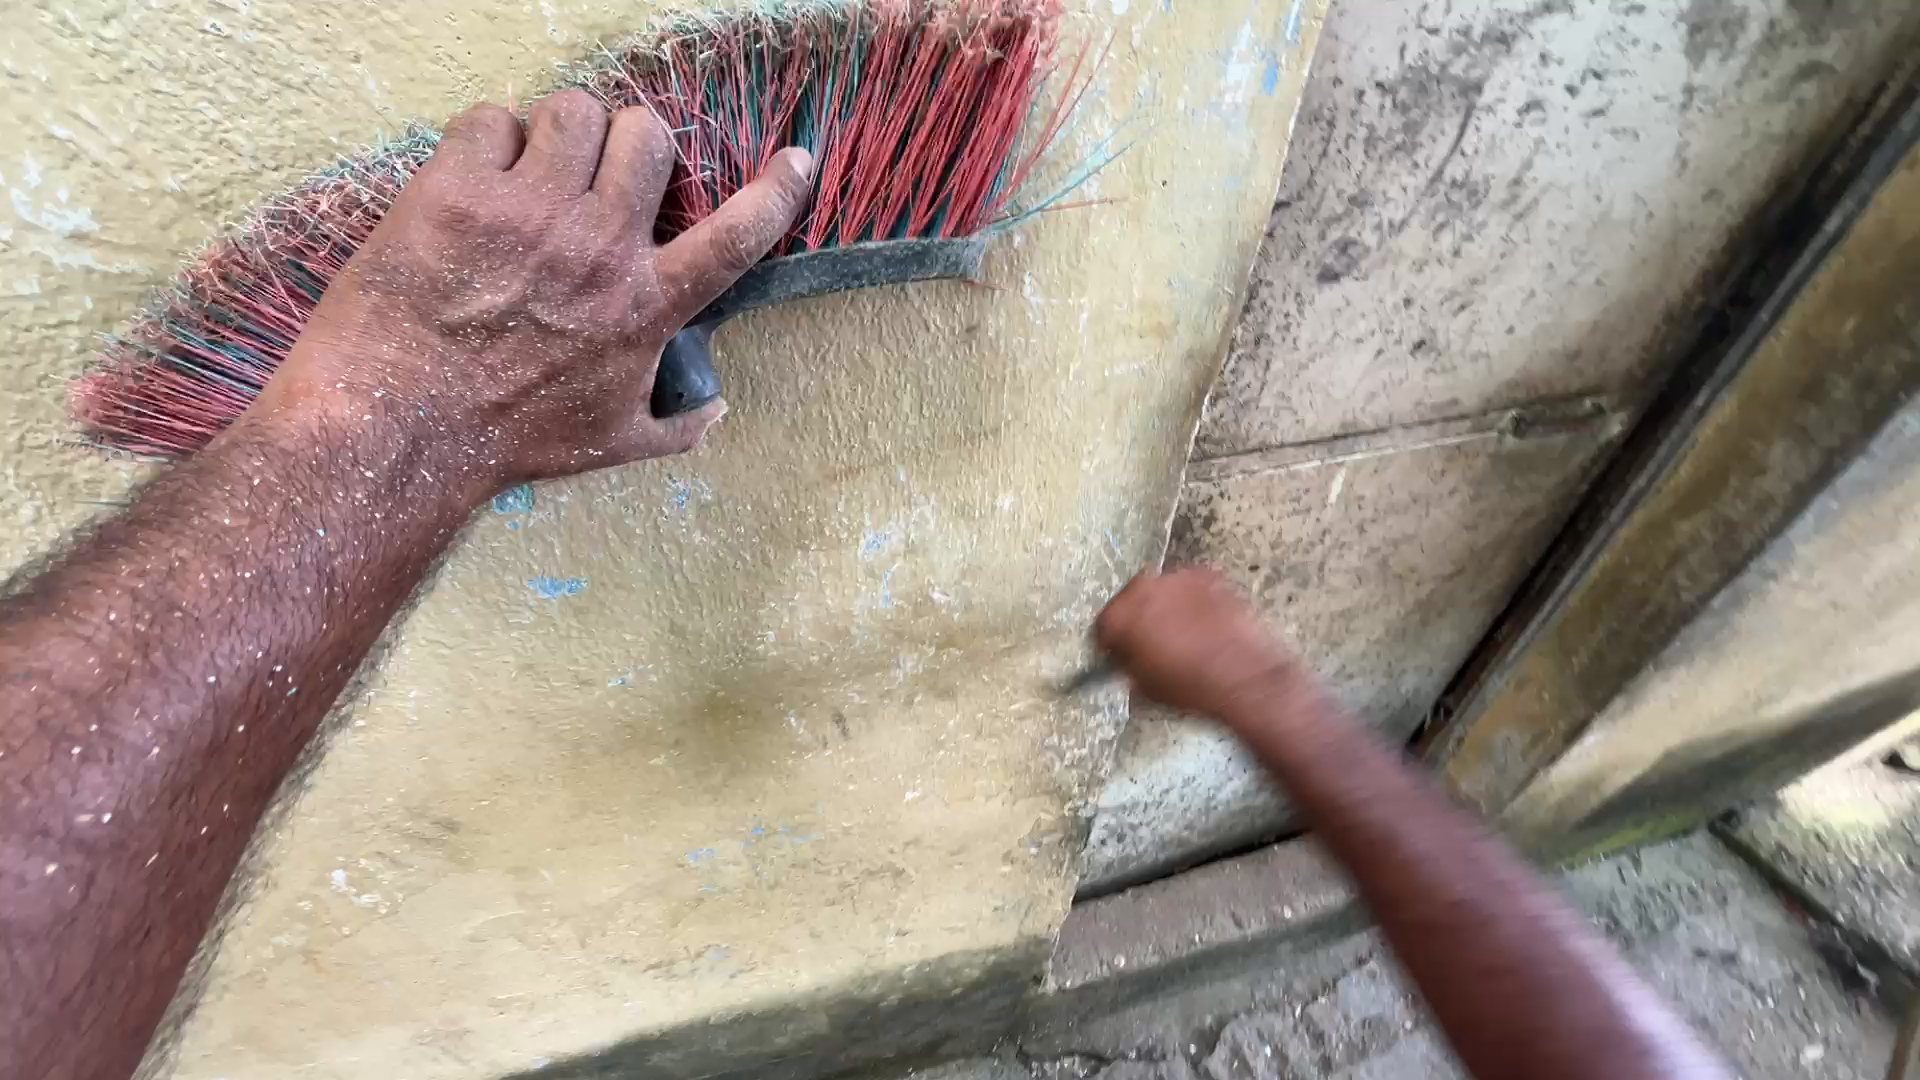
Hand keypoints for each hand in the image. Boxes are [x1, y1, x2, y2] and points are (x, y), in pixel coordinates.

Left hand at [255, 90, 812, 506]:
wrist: (406, 422)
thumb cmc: (521, 435)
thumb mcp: (620, 441)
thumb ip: (682, 427)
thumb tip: (720, 412)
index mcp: (648, 305)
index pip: (736, 236)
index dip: (777, 192)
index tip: (797, 161)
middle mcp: (601, 247)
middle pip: (648, 137)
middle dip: (638, 145)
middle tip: (611, 173)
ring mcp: (530, 212)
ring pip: (575, 112)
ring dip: (568, 133)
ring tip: (547, 167)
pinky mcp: (457, 189)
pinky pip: (493, 118)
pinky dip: (494, 138)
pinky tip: (486, 176)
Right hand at [1095, 568, 1302, 717]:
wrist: (1242, 674)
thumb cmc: (1189, 685)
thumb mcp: (1143, 686)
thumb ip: (1127, 666)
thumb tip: (1127, 660)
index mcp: (1119, 616)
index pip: (1102, 626)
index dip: (1111, 643)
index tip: (1118, 654)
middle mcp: (1142, 588)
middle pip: (1130, 601)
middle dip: (1137, 619)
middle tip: (1150, 643)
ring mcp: (1176, 578)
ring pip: (1161, 592)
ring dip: (1166, 607)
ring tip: (1181, 634)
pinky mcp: (1206, 576)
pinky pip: (1191, 588)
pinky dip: (1193, 601)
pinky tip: (1203, 623)